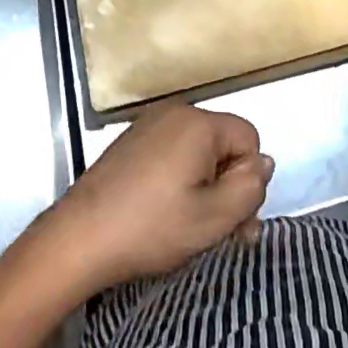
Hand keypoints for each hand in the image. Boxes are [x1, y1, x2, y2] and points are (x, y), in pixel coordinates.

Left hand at [35, 103, 272, 290]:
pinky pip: (174, 152)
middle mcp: (173, 112)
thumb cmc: (152, 226)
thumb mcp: (215, 216)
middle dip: (230, 184)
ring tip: (195, 226)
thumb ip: (250, 187)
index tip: (237, 215)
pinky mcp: (132, 140)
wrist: (83, 234)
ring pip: (199, 151)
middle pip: (223, 143)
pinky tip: (169, 212)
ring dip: (207, 185)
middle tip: (225, 232)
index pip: (249, 138)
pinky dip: (181, 178)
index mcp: (197, 123)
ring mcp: (149, 124)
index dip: (249, 177)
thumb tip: (264, 162)